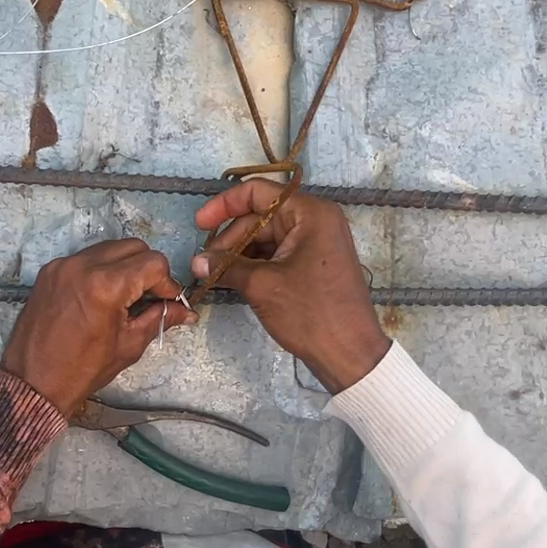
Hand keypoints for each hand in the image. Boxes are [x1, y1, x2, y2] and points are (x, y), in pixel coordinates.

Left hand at [2, 239, 196, 414]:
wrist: (32, 382)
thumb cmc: (81, 370)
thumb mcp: (129, 345)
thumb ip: (160, 319)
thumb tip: (186, 311)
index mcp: (105, 286)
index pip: (153, 263)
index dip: (167, 283)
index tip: (167, 302)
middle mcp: (83, 265)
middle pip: (134, 247)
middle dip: (148, 269)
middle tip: (150, 297)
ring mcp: (63, 265)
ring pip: (109, 248)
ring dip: (125, 266)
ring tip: (126, 297)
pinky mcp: (50, 270)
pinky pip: (86, 257)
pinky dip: (101, 269)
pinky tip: (102, 295)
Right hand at [192, 182, 390, 392]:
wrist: (350, 354)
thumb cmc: (310, 313)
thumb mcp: (262, 286)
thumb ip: (226, 267)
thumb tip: (196, 261)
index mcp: (309, 214)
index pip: (257, 193)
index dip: (223, 206)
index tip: (199, 225)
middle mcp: (315, 221)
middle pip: (259, 217)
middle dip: (229, 239)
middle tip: (203, 264)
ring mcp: (316, 243)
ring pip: (265, 238)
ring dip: (238, 254)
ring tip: (214, 275)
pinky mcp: (313, 264)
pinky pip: (276, 254)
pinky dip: (254, 265)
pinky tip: (233, 280)